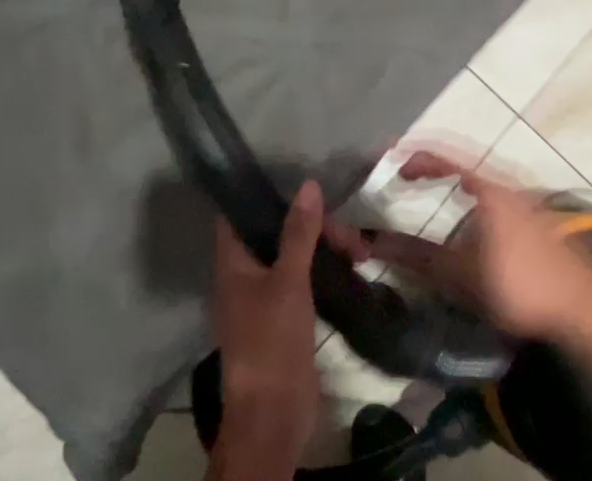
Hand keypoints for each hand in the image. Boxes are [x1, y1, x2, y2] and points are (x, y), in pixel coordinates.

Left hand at [207, 181, 324, 479]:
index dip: (260, 194)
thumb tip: (309, 185)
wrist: (273, 411)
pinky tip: (350, 271)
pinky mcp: (284, 319)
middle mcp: (242, 276)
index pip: (237, 214)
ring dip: (323, 250)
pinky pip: (302, 282)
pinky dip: (323, 273)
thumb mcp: (288, 280)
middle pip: (274, 234)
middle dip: (312, 227)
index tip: (296, 181)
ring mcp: (263, 298)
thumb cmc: (271, 340)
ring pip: (292, 258)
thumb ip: (299, 233)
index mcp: (232, 263)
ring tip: (360, 254)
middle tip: (349, 237)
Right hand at [359, 149, 591, 339]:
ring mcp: (528, 200)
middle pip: (464, 158)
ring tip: (428, 186)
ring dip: (452, 175)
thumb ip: (416, 256)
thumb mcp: (462, 275)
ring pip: (482, 175)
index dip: (412, 151)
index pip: (444, 154)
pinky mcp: (538, 219)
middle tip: (402, 171)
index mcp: (490, 187)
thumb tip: (372, 242)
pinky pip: (494, 191)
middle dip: (431, 162)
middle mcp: (509, 184)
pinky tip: (469, 213)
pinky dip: (471, 191)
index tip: (385, 155)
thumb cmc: (521, 284)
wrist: (587, 308)